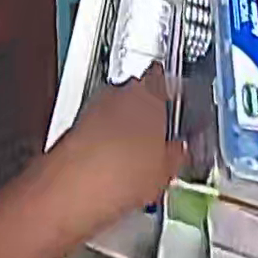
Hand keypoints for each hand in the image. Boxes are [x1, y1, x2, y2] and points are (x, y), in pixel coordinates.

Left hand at [50, 66, 184, 224]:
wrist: (81, 182)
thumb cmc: (125, 169)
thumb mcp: (165, 169)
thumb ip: (175, 152)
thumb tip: (177, 152)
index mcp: (150, 93)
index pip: (160, 76)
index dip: (165, 85)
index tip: (170, 95)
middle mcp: (122, 90)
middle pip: (137, 91)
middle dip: (144, 110)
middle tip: (154, 136)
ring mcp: (98, 103)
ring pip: (117, 106)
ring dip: (123, 122)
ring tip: (133, 155)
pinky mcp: (79, 120)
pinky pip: (99, 121)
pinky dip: (105, 134)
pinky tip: (112, 161)